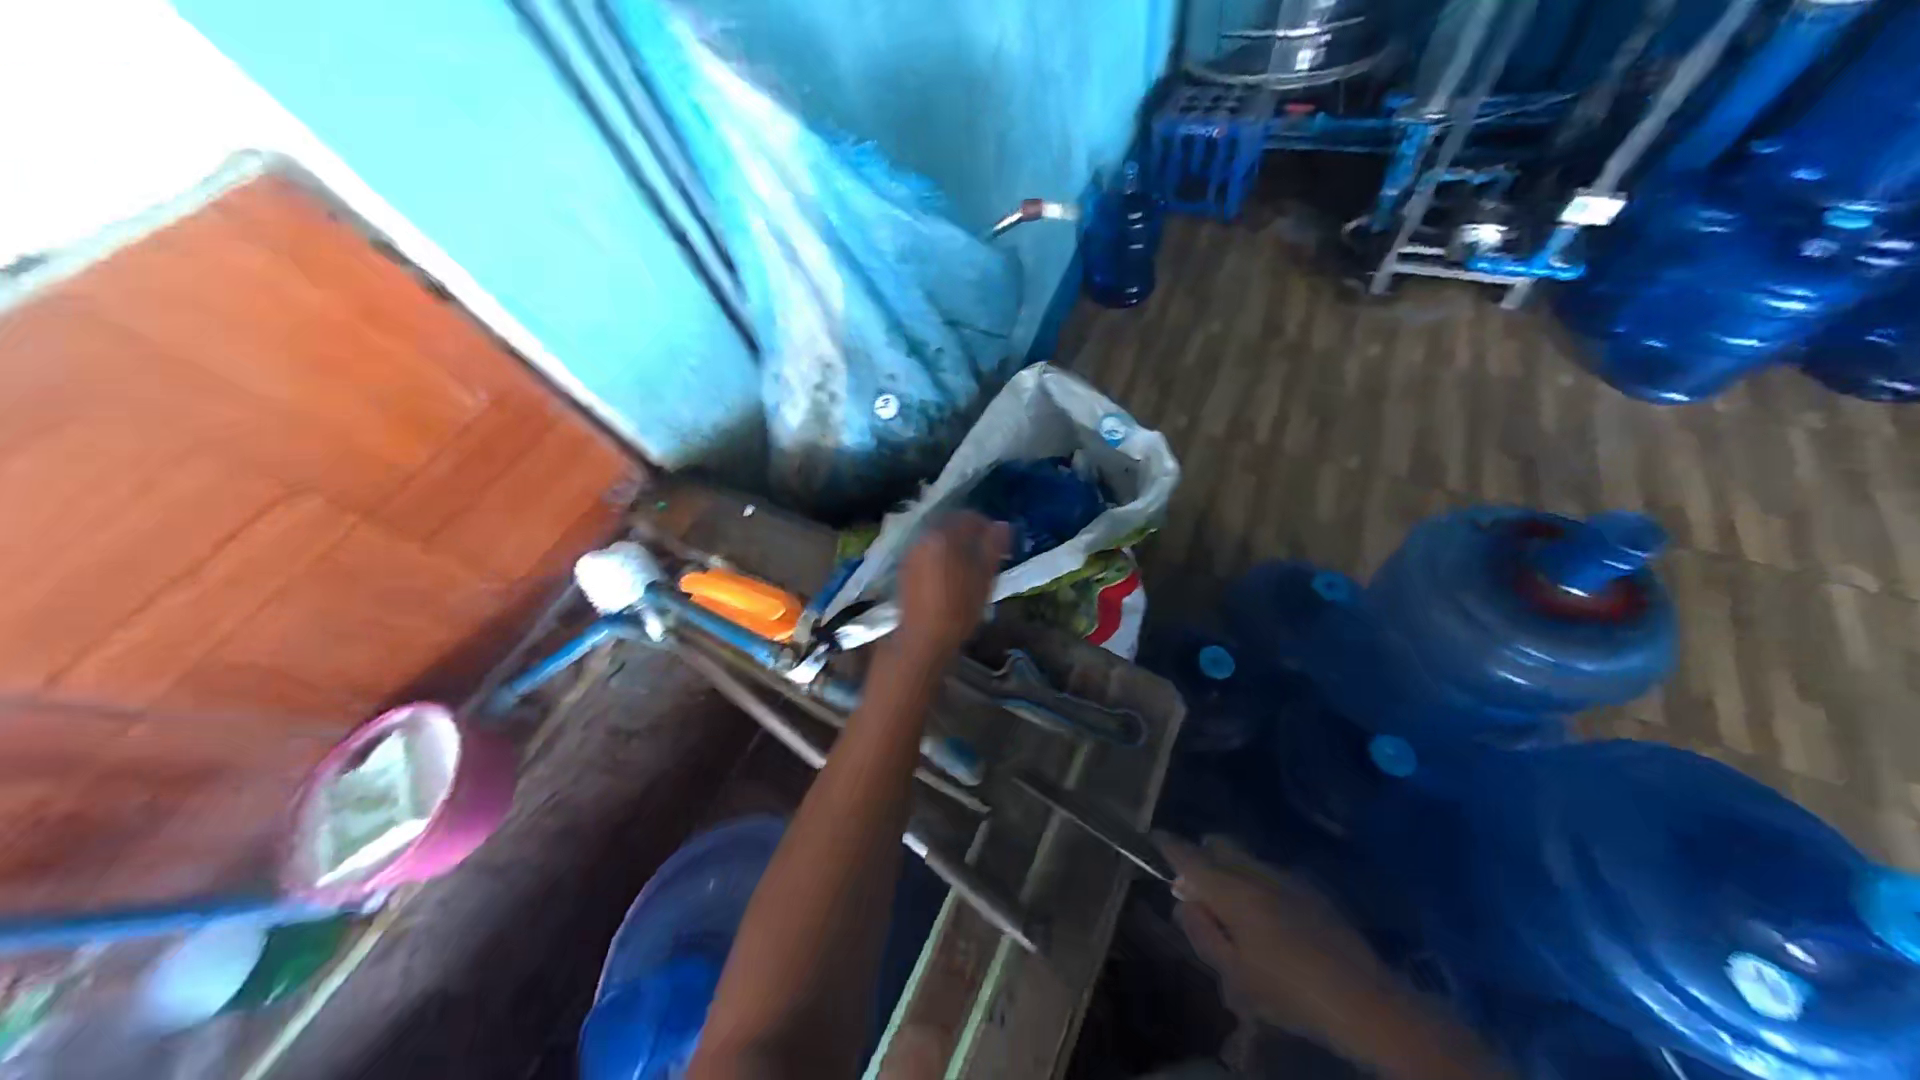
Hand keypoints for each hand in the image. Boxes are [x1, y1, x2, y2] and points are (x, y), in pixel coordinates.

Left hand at [895, 512, 1008, 658]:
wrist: (924, 637)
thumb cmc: (960, 608)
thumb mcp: (985, 576)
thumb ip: (994, 546)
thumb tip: (1002, 525)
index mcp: (945, 535)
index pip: (970, 517)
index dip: (988, 527)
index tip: (999, 543)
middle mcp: (924, 537)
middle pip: (951, 525)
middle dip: (970, 534)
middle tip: (986, 553)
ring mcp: (911, 552)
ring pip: (938, 538)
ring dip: (954, 544)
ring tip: (969, 565)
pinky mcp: (905, 567)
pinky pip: (927, 551)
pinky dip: (940, 555)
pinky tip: (950, 574)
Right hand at [1159, 835, 1513, 1079]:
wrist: (1366, 1003)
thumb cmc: (1289, 994)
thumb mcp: (1233, 976)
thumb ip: (1201, 933)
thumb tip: (1183, 901)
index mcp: (1232, 891)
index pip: (1190, 856)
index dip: (1168, 844)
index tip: (1154, 836)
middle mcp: (1257, 873)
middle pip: (1220, 845)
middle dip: (1202, 853)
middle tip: (1193, 883)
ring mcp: (1288, 878)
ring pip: (1247, 858)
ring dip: (1230, 868)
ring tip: (1230, 904)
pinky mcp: (1312, 890)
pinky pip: (1270, 872)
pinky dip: (1256, 880)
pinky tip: (1266, 916)